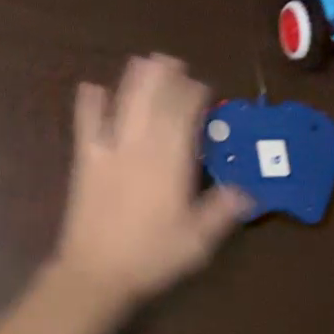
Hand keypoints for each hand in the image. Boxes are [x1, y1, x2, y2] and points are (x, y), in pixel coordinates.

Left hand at [52, 55, 250, 305]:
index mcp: (170, 163)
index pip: (184, 117)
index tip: (202, 85)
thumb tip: (248, 191)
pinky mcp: (86, 160)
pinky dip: (90, 104)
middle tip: (173, 61)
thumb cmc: (152, 256)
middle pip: (154, 102)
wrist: (96, 272)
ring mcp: (110, 151)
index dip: (194, 96)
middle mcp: (141, 148)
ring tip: (142, 61)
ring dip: (134, 81)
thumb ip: (221, 211)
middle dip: (165, 78)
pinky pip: (86, 125)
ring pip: (124, 105)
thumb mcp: (197, 241)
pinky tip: (91, 87)